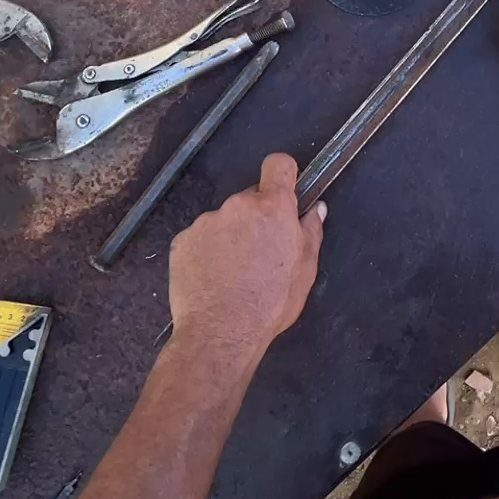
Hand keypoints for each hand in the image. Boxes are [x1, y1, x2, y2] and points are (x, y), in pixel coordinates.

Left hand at [167, 153, 325, 355]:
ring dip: (231, 235)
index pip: (278, 164)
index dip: (283, 174)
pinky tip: (212, 279)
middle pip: (251, 198)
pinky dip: (207, 252)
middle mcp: (238, 204)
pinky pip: (201, 238)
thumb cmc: (271, 302)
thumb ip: (311, 231)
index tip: (284, 192)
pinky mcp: (183, 241)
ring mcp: (207, 221)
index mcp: (273, 206)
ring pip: (225, 219)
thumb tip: (316, 209)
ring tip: (233, 272)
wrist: (220, 334)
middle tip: (260, 252)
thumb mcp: (305, 269)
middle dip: (257, 217)